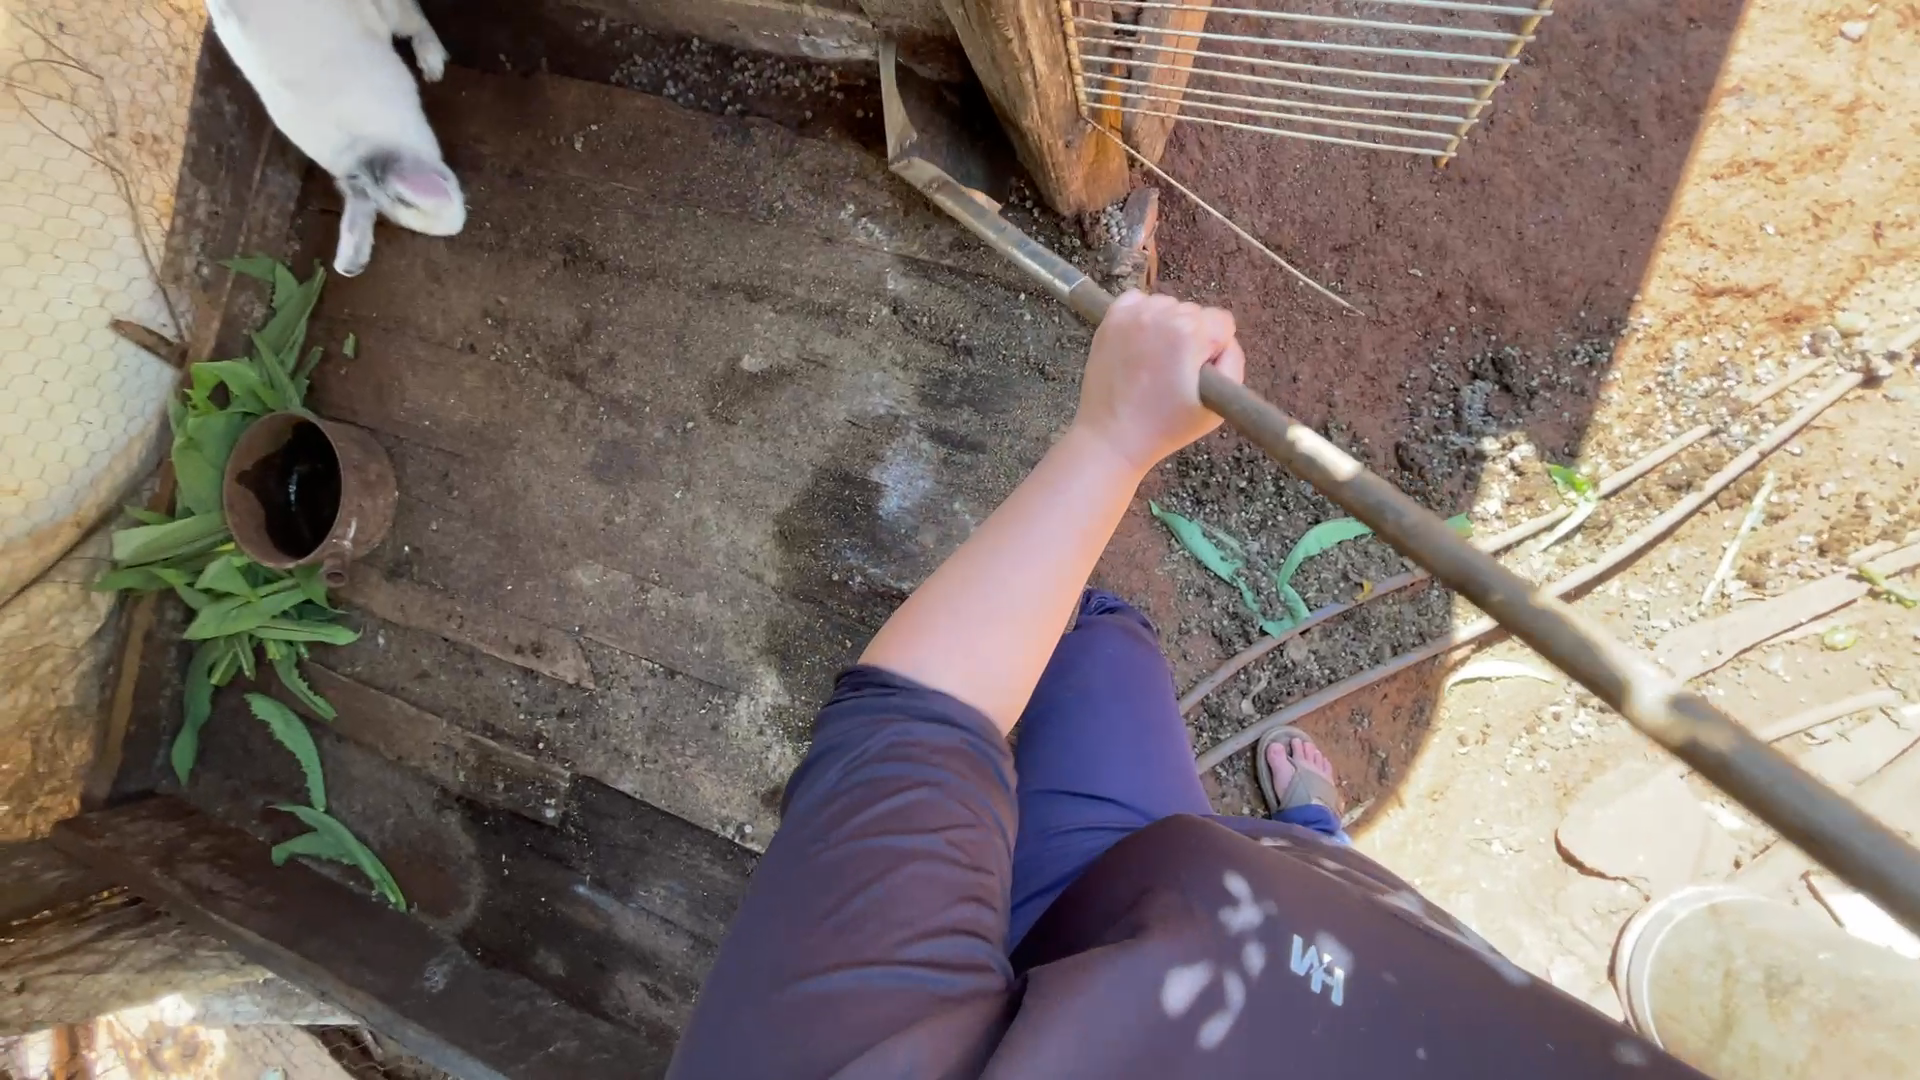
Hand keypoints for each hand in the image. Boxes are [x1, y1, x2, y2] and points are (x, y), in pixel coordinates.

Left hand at [1071, 291, 1245, 473]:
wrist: (1112, 437)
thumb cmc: (1164, 427)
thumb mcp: (1216, 406)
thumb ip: (1233, 362)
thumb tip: (1225, 340)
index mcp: (1188, 332)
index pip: (1222, 322)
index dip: (1215, 350)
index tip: (1196, 373)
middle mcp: (1160, 314)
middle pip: (1194, 312)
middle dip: (1191, 338)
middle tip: (1172, 373)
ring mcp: (1131, 315)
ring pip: (1167, 306)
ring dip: (1166, 326)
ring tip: (1153, 362)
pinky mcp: (1109, 321)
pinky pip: (1137, 302)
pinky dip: (1142, 318)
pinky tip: (1139, 346)